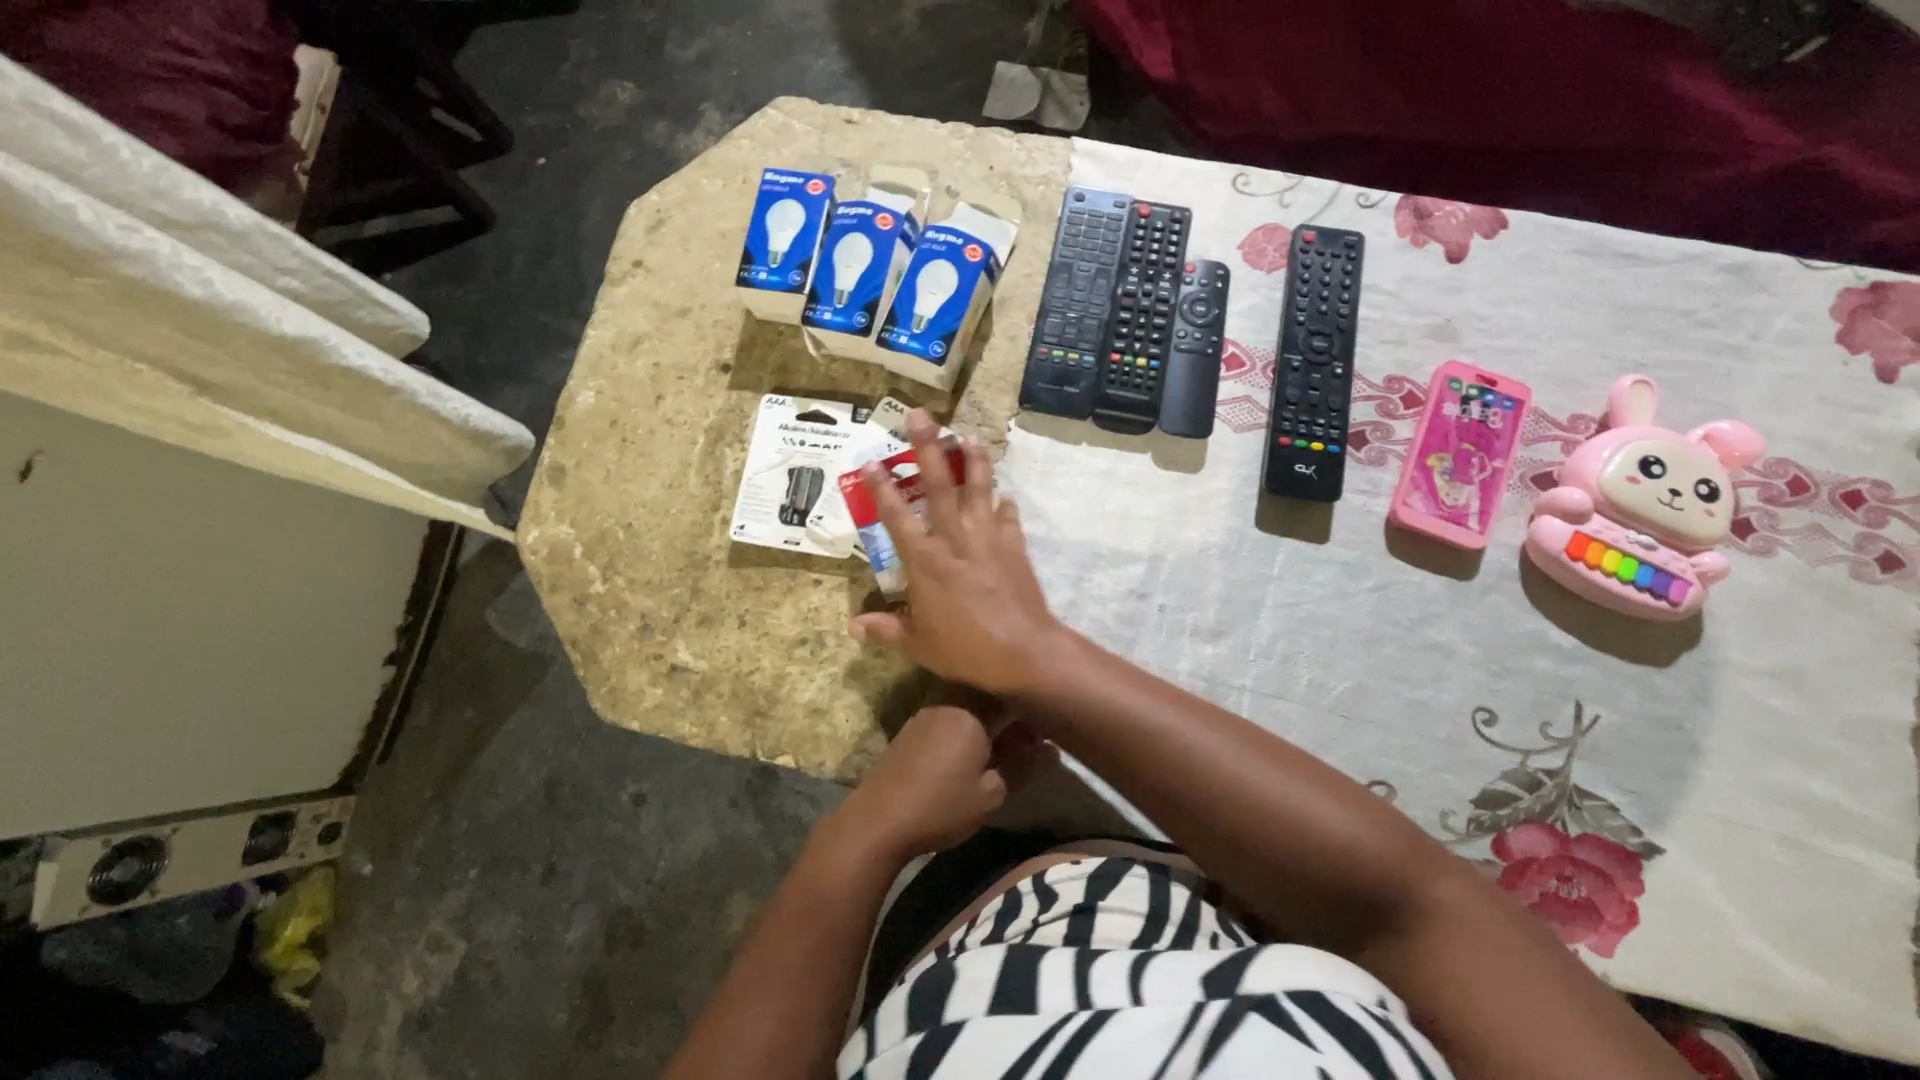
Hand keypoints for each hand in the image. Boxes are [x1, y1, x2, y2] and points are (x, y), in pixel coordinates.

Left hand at [827, 704, 1052, 860]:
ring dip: (989, 722)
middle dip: (1012, 714)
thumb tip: (1051, 749)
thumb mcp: (991, 795)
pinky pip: (950, 717)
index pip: (1011, 693)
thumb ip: (1024, 767)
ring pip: (968, 706)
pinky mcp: (911, 730)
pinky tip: (972, 755)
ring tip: (1004, 750)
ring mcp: (926, 714)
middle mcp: (948, 702)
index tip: (1048, 729)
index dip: (1033, 709)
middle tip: (1029, 742)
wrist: (876, 822)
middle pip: (988, 696)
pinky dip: (967, 729)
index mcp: (971, 711)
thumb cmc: (940, 807)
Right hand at [848, 410, 1066, 693]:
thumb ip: (885, 629)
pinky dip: (1004, 503)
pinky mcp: (1014, 546)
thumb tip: (852, 626)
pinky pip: (1008, 516)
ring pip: (978, 489)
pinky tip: (1003, 494)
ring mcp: (987, 538)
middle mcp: (954, 538)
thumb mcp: (917, 643)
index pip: (896, 516)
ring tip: (968, 435)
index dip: (881, 488)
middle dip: (927, 447)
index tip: (871, 462)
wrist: (1022, 650)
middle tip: (920, 415)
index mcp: (924, 560)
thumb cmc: (964, 647)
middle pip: (938, 485)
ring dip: (972, 460)